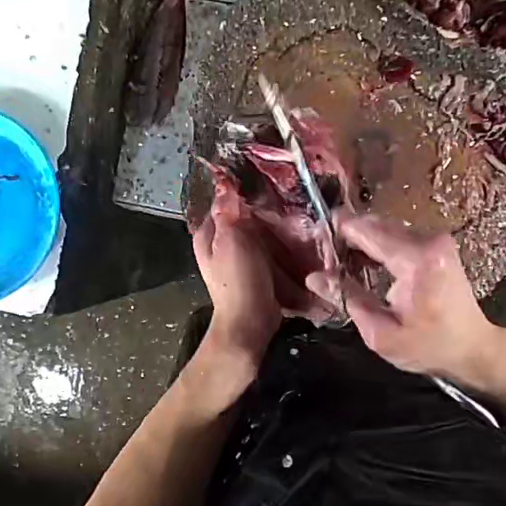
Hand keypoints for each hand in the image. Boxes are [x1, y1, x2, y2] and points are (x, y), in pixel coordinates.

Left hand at [193, 178, 306, 363]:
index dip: (244, 193)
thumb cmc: (239, 281)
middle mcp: (219, 245)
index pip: (224, 203)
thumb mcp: (231, 239)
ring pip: (259, 234)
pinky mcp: (257, 273)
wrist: (251, 323)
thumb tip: (223, 181)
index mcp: (207, 235)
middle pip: (243, 218)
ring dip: (274, 229)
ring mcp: (239, 260)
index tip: (270, 185)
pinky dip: (280, 247)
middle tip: (289, 201)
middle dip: (263, 211)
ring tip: (298, 218)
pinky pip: (269, 252)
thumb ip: (227, 210)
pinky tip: (297, 242)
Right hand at [310, 213, 505, 384]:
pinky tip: (361, 262)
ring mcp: (435, 239)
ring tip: (338, 261)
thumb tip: (314, 277)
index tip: (314, 237)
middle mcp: (429, 240)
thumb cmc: (429, 347)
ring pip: (385, 228)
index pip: (368, 232)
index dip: (338, 232)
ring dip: (360, 240)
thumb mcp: (381, 334)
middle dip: (347, 236)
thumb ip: (348, 299)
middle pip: (376, 226)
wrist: (473, 348)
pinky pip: (397, 235)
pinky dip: (376, 245)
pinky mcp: (436, 244)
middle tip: (323, 254)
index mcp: (418, 260)